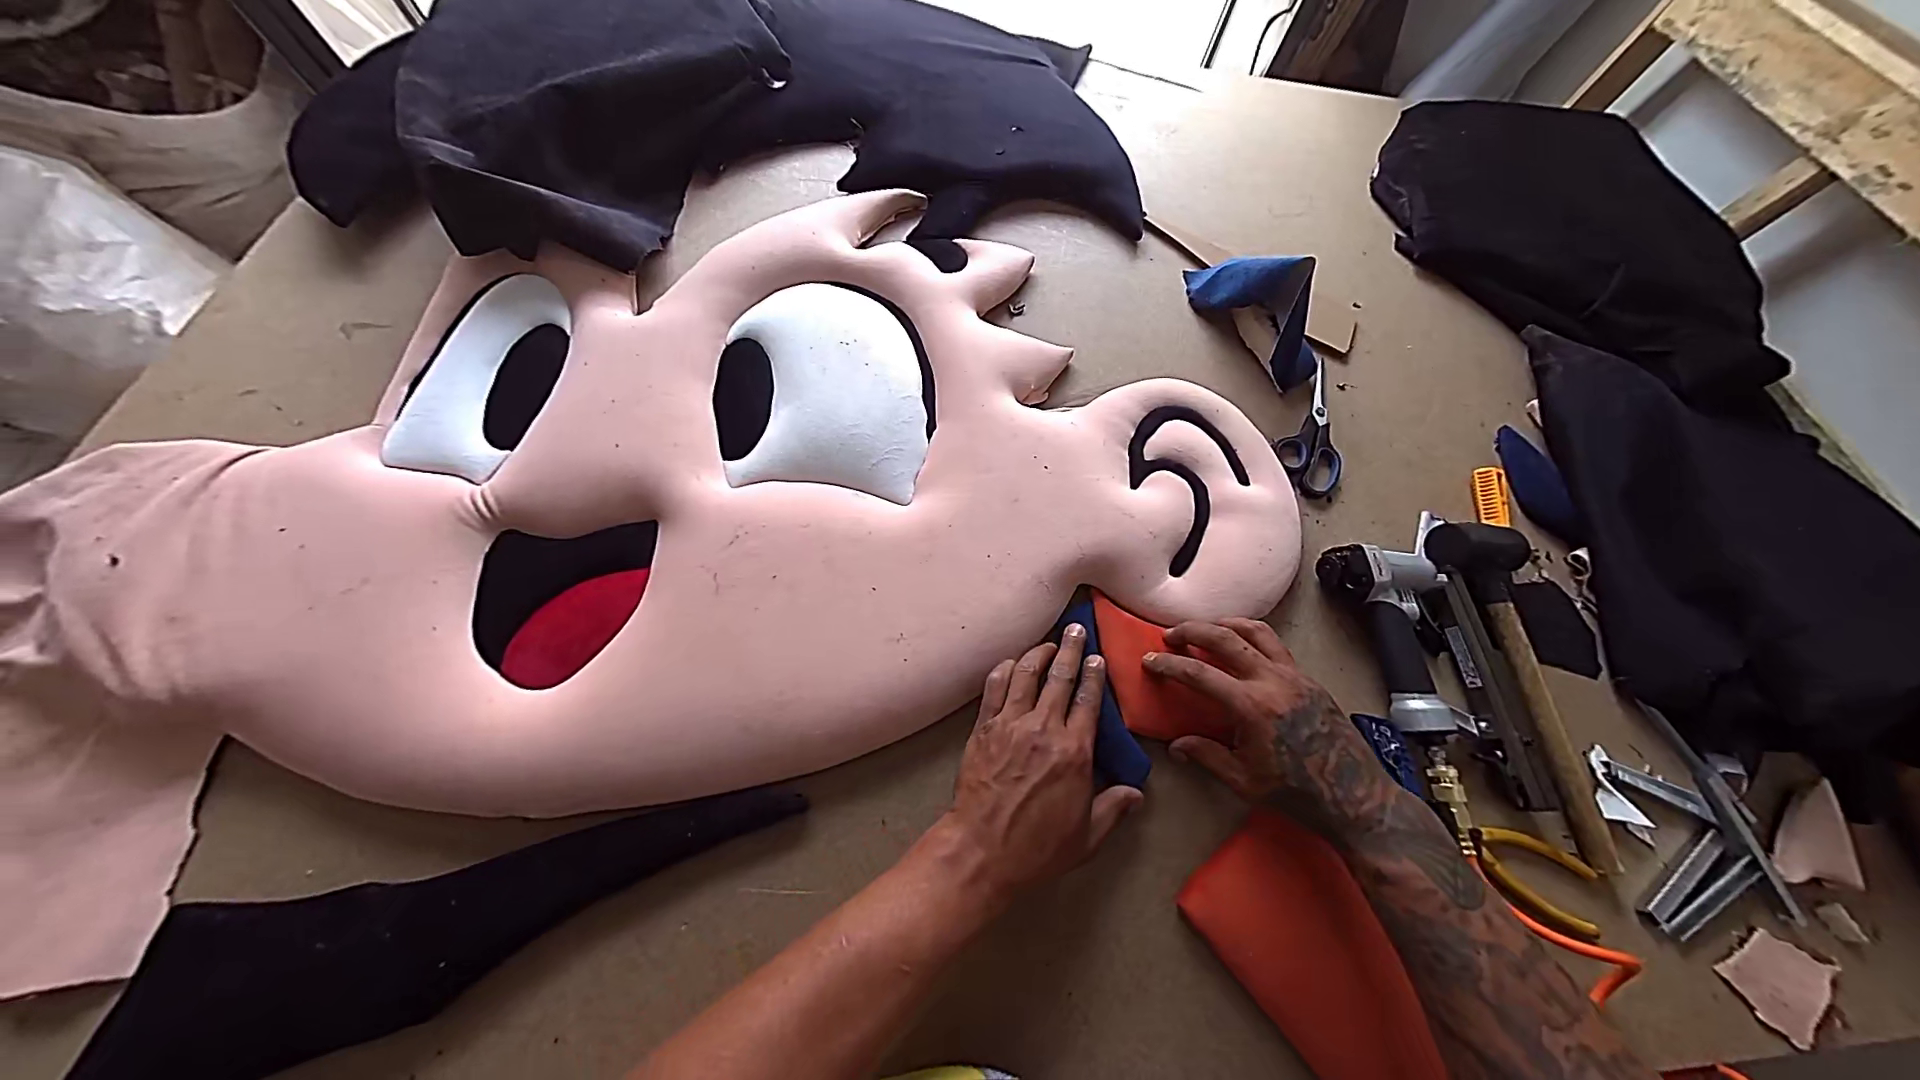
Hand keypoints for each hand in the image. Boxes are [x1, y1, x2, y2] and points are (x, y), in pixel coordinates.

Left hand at [934, 624, 1142, 901]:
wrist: (981, 850)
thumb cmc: (1036, 848)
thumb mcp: (1087, 836)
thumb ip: (1113, 808)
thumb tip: (1135, 793)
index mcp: (1074, 751)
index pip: (1088, 700)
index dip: (1094, 673)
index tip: (1097, 657)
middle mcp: (1043, 729)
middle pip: (1060, 677)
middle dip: (1071, 648)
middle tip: (1076, 629)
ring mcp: (1009, 725)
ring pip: (1026, 674)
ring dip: (1039, 653)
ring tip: (1048, 642)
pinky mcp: (983, 729)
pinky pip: (994, 688)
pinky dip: (1004, 669)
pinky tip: (1011, 663)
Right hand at [1143, 619, 1399, 837]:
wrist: (1358, 798)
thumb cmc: (1299, 794)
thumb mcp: (1243, 781)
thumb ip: (1206, 755)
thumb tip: (1177, 745)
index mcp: (1252, 707)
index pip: (1199, 673)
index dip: (1169, 664)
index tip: (1151, 660)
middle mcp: (1273, 682)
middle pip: (1224, 637)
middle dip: (1191, 630)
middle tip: (1170, 635)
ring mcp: (1295, 676)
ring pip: (1255, 631)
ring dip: (1224, 624)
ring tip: (1205, 629)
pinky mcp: (1309, 679)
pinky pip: (1276, 645)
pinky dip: (1251, 636)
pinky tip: (1241, 646)